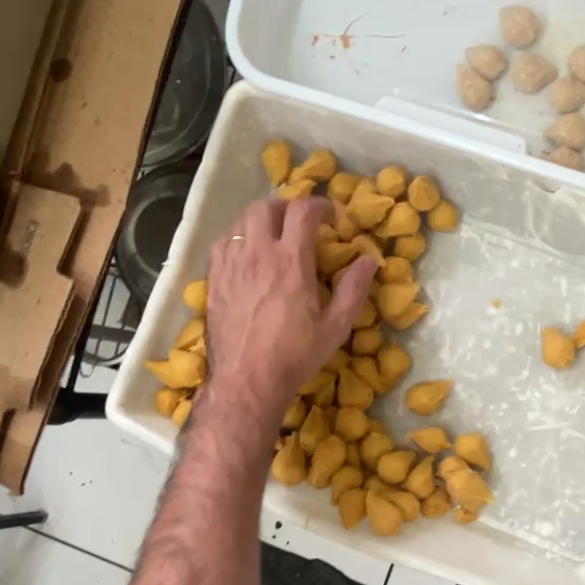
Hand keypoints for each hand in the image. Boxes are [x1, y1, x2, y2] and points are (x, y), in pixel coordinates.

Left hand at [205, 197, 375, 421]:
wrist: (247, 380)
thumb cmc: (296, 355)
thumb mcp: (335, 327)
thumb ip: (353, 289)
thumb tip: (369, 260)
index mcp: (291, 261)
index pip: (303, 211)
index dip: (319, 205)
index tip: (330, 214)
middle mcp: (258, 253)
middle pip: (266, 206)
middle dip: (286, 206)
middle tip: (299, 221)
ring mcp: (231, 263)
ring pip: (241, 221)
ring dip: (261, 219)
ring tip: (273, 235)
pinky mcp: (214, 278)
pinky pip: (224, 242)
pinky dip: (239, 238)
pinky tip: (248, 255)